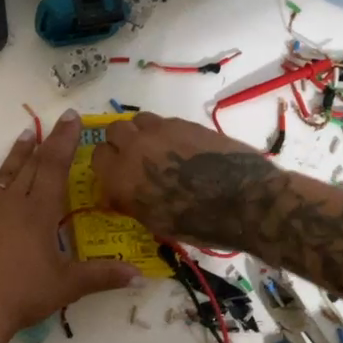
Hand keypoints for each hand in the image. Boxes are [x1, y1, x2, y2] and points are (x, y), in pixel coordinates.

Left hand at [0, 109, 138, 338]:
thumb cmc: (25, 294)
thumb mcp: (68, 285)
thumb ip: (103, 275)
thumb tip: (140, 274)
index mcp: (40, 212)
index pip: (56, 168)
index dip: (65, 142)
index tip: (72, 119)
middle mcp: (14, 202)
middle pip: (34, 166)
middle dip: (48, 143)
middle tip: (58, 122)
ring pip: (5, 173)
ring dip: (17, 153)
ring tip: (26, 133)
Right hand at [91, 112, 284, 250]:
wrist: (245, 200)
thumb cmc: (197, 223)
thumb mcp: (153, 221)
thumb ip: (129, 201)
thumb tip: (117, 194)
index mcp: (119, 176)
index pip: (97, 155)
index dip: (107, 163)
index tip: (117, 172)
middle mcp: (134, 148)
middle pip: (114, 130)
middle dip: (121, 141)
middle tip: (136, 156)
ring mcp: (160, 131)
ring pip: (139, 120)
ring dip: (142, 132)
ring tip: (157, 147)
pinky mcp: (186, 123)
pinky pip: (166, 121)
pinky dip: (167, 132)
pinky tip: (182, 148)